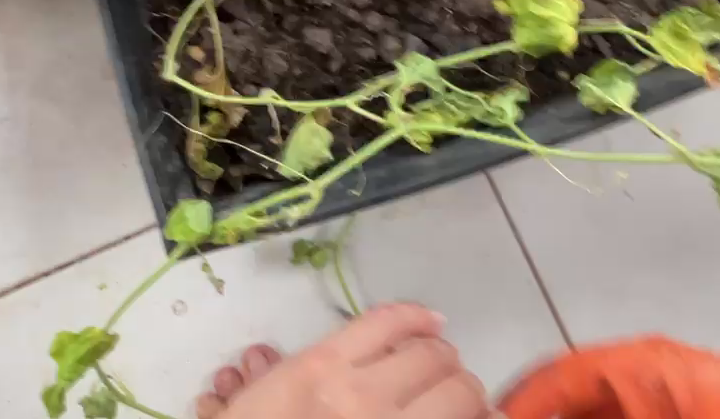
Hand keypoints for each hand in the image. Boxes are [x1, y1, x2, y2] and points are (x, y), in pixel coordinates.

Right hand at [204, 304, 492, 418]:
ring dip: (465, 390)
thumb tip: (282, 357)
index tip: (433, 322)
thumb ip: (273, 372)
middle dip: (444, 359)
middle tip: (444, 369)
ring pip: (457, 393)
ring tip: (464, 398)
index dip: (416, 318)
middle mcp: (361, 395)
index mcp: (320, 369)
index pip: (385, 323)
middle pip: (430, 355)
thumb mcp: (254, 401)